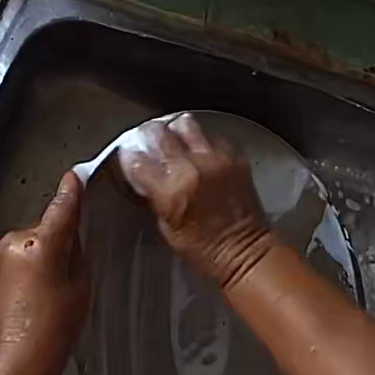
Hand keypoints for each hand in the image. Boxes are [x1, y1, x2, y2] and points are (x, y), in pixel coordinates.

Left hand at [0, 170, 88, 374]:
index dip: (72, 191)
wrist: (7, 372)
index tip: (76, 177)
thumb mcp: (80, 288)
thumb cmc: (50, 335)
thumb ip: (75, 252)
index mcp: (42, 243)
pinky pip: (9, 259)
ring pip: (25, 243)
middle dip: (54, 242)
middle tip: (64, 274)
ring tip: (43, 292)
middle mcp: (14, 242)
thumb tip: (69, 235)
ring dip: (34, 256)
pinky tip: (25, 299)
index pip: (63, 206)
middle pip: (43, 228)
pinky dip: (18, 269)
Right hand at [121, 113, 277, 288]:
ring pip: (187, 124)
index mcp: (172, 191)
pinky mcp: (234, 154)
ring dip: (176, 130)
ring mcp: (216, 157)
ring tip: (175, 138)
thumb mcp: (167, 227)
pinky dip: (203, 140)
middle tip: (148, 138)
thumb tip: (146, 171)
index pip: (138, 159)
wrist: (245, 250)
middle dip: (149, 134)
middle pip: (160, 132)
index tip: (129, 153)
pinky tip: (201, 151)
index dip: (130, 155)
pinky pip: (212, 134)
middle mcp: (193, 167)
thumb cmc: (203, 247)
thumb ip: (155, 194)